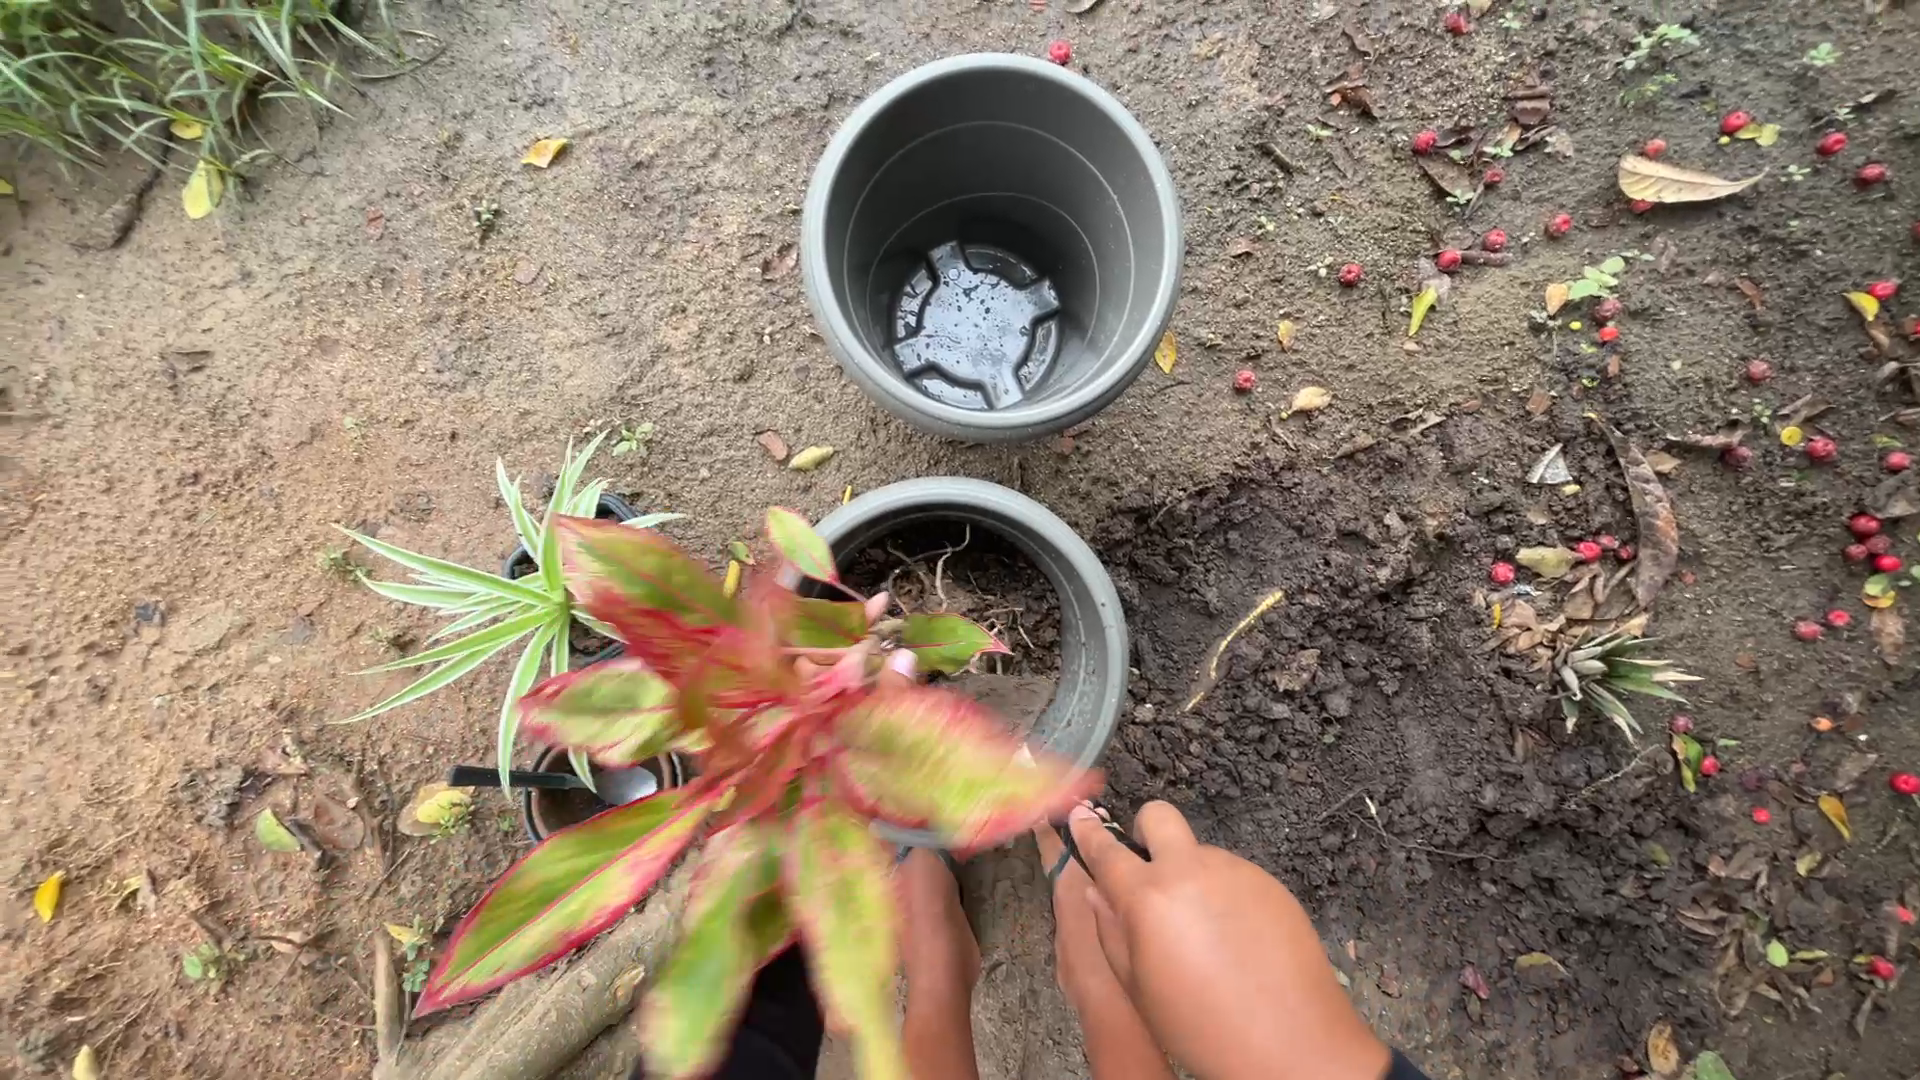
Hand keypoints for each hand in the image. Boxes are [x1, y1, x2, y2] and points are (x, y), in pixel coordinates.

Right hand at [1068, 802, 1389, 1079]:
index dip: (1088, 831)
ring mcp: (1233, 871)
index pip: (1106, 850)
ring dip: (1191, 876)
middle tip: (1151, 869)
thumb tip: (1098, 892)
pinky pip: (1233, 876)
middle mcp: (1189, 870)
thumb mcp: (1141, 989)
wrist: (1296, 1048)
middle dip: (1145, 830)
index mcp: (1149, 897)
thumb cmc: (1202, 1027)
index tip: (1079, 814)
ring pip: (1199, 853)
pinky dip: (1224, 896)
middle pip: (1158, 816)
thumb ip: (1112, 932)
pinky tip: (1238, 940)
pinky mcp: (1268, 883)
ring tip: (1207, 932)